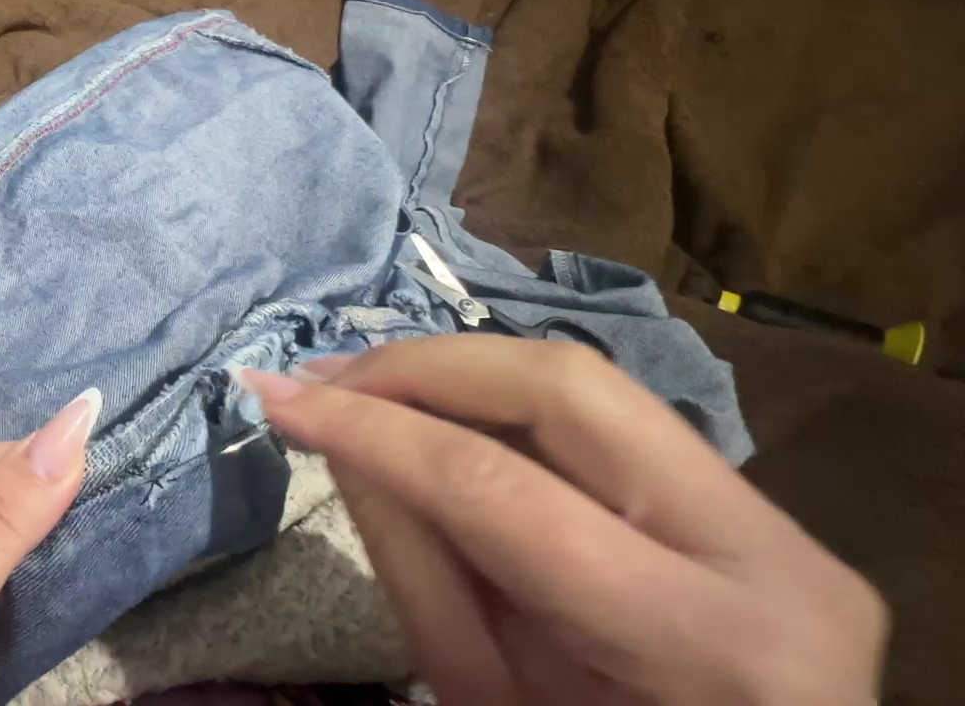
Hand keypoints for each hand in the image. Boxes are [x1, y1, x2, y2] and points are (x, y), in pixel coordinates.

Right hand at [238, 335, 885, 705]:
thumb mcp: (479, 690)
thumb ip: (409, 551)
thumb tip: (337, 429)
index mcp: (700, 642)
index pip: (493, 484)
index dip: (368, 426)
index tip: (273, 394)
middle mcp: (763, 551)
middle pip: (558, 384)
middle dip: (419, 365)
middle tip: (322, 378)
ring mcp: (765, 514)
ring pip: (575, 379)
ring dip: (447, 368)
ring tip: (353, 382)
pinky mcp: (739, 496)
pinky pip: (587, 414)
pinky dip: (487, 396)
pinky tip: (422, 403)